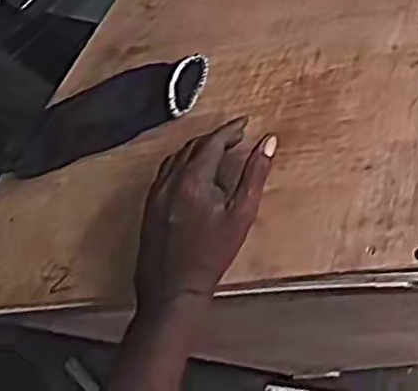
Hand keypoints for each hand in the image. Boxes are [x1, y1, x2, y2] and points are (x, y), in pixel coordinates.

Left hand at [133, 118, 276, 312]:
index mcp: (194, 180)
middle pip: (193, 146)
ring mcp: (156, 196)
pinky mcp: (149, 208)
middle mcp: (170, 183)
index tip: (245, 125)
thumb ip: (256, 173)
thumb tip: (268, 142)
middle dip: (216, 136)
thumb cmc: (211, 253)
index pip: (212, 141)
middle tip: (236, 136)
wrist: (174, 291)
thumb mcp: (243, 212)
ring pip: (176, 157)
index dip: (231, 130)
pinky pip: (165, 172)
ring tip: (217, 149)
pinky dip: (182, 161)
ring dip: (198, 147)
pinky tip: (193, 171)